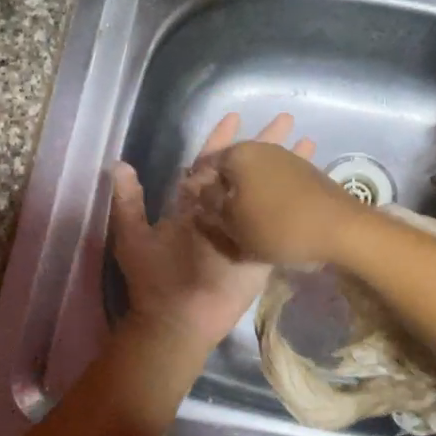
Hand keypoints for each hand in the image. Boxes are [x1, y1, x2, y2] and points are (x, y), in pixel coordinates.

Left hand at [109, 113, 315, 347]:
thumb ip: (128, 202)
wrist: (177, 318)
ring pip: (266, 191)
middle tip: (284, 119)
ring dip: (287, 168)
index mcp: (192, 205)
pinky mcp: (261, 249)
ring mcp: (243, 229)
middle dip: (263, 145)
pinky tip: (315, 185)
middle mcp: (220, 211)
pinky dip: (297, 204)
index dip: (221, 141)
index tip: (235, 117)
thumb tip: (120, 165)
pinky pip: (279, 222)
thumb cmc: (154, 278)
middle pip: (246, 170)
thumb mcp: (133, 237)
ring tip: (308, 145)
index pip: (209, 163)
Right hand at [194, 140, 365, 265]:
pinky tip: (271, 207)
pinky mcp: (309, 173)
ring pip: (259, 169)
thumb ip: (211, 205)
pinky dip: (271, 189)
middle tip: (217, 206)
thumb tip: (200, 191)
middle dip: (225, 180)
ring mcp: (288, 158)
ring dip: (250, 185)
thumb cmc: (277, 225)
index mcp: (238, 154)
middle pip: (234, 163)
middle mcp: (262, 148)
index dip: (198, 185)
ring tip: (243, 208)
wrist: (338, 229)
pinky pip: (280, 178)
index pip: (207, 164)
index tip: (196, 206)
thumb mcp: (233, 223)